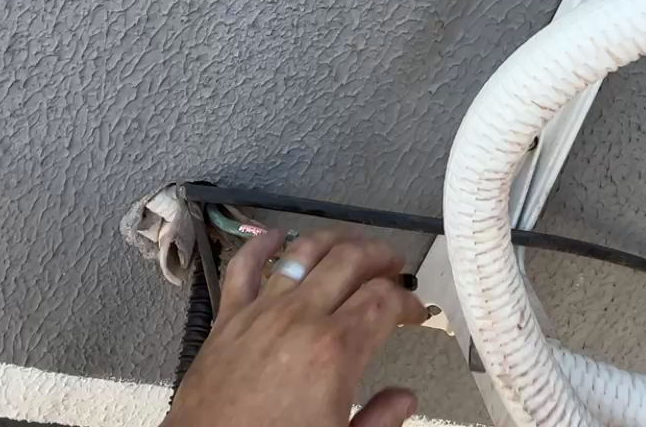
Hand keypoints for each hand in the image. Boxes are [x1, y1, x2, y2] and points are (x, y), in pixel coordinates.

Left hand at [165, 229, 426, 426]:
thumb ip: (378, 422)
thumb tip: (406, 398)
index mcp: (334, 351)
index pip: (383, 302)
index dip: (407, 301)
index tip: (417, 311)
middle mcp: (301, 315)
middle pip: (350, 261)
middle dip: (379, 256)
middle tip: (395, 266)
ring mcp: (262, 309)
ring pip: (304, 251)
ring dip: (335, 240)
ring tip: (353, 245)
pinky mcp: (229, 315)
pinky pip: (244, 266)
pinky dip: (261, 244)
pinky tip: (276, 236)